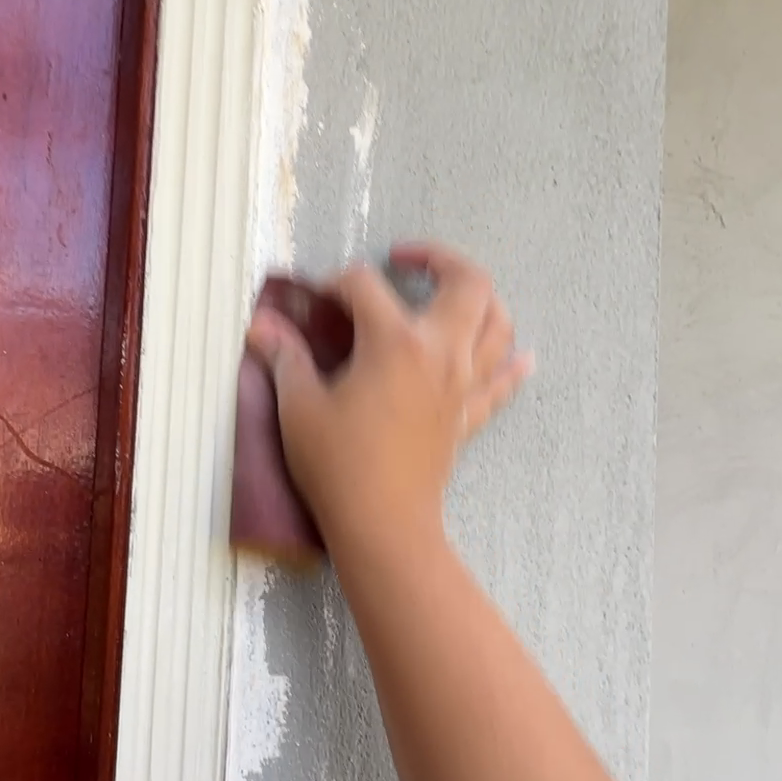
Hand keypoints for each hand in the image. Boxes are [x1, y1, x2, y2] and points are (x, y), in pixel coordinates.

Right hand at [244, 241, 532, 551]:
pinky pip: (503, 382)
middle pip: (467, 283)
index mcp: (394, 341)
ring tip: (449, 296)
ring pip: (497, 323)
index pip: (365, 286)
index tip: (315, 301)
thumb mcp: (298, 406)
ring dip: (480, 300)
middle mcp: (440, 352)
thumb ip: (285, 357)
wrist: (381, 522)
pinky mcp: (468, 416)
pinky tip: (520, 354)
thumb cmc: (336, 462)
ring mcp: (462, 384)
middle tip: (406, 258)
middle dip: (439, 259)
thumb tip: (261, 325)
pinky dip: (512, 362)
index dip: (335, 284)